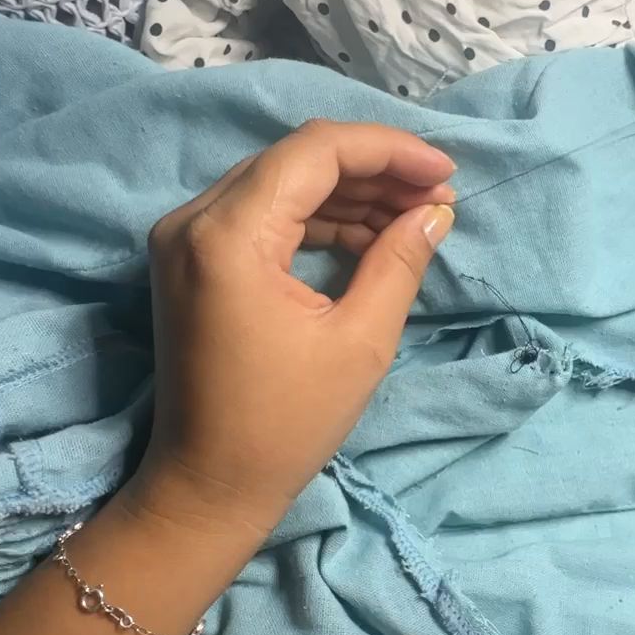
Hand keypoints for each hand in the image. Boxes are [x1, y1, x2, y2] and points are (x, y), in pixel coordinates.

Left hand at [127, 120, 455, 534]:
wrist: (209, 484)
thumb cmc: (287, 423)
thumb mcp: (360, 341)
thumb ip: (399, 262)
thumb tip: (436, 213)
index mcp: (231, 236)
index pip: (316, 152)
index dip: (390, 151)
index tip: (446, 173)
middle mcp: (196, 219)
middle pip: (298, 160)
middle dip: (376, 171)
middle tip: (436, 198)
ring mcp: (187, 237)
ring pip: (283, 183)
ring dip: (352, 194)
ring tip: (414, 215)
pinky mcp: (194, 259)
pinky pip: (265, 215)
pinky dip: (320, 219)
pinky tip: (370, 234)